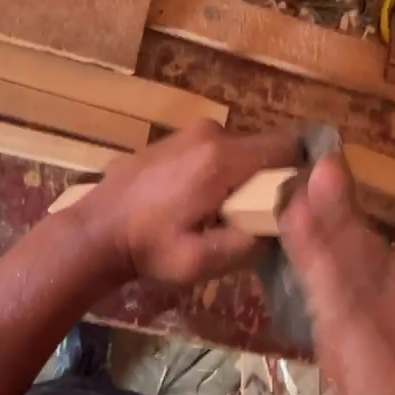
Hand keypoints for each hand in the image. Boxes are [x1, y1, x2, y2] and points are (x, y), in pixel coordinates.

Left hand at [69, 122, 299, 286]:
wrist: (95, 232)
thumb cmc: (147, 249)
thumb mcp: (200, 262)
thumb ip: (247, 245)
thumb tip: (278, 228)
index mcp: (221, 159)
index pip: (287, 148)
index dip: (299, 174)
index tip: (296, 203)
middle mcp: (210, 133)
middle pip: (264, 149)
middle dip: (267, 181)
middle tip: (255, 218)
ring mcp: (189, 131)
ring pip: (240, 151)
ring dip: (241, 179)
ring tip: (223, 214)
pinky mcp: (175, 138)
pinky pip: (215, 151)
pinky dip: (219, 172)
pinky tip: (199, 202)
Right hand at [278, 155, 394, 394]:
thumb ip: (333, 342)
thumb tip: (317, 271)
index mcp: (383, 391)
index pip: (343, 310)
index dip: (321, 255)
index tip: (298, 208)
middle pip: (374, 278)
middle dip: (342, 223)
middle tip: (319, 172)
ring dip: (362, 231)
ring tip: (332, 187)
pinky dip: (389, 255)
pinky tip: (367, 241)